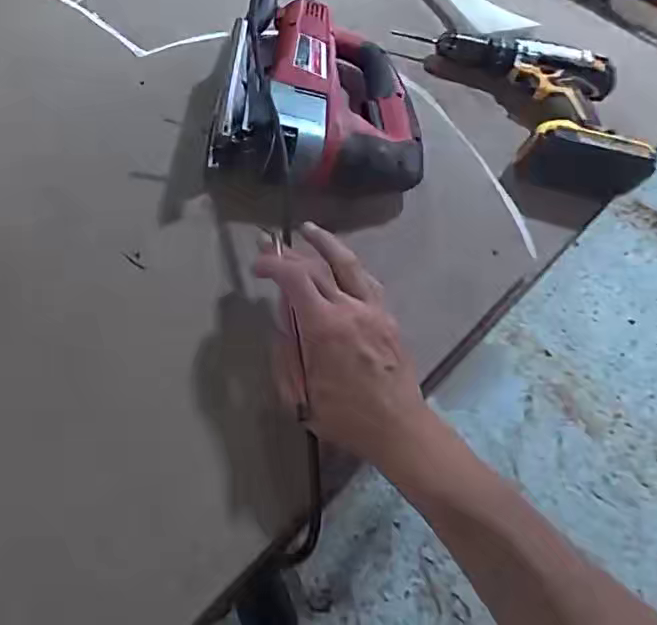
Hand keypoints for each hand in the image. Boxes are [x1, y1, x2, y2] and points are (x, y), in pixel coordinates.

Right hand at [253, 222, 435, 467]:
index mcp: (325, 328)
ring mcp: (372, 308)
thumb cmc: (345, 417)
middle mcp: (350, 308)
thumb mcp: (300, 396)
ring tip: (310, 229)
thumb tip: (282, 322)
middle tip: (271, 246)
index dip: (274, 265)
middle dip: (291, 254)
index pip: (296, 279)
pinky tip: (342, 263)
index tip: (259, 265)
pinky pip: (366, 281)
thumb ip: (286, 354)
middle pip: (318, 267)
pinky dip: (349, 267)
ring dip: (326, 243)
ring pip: (348, 263)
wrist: (398, 426)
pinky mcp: (387, 315)